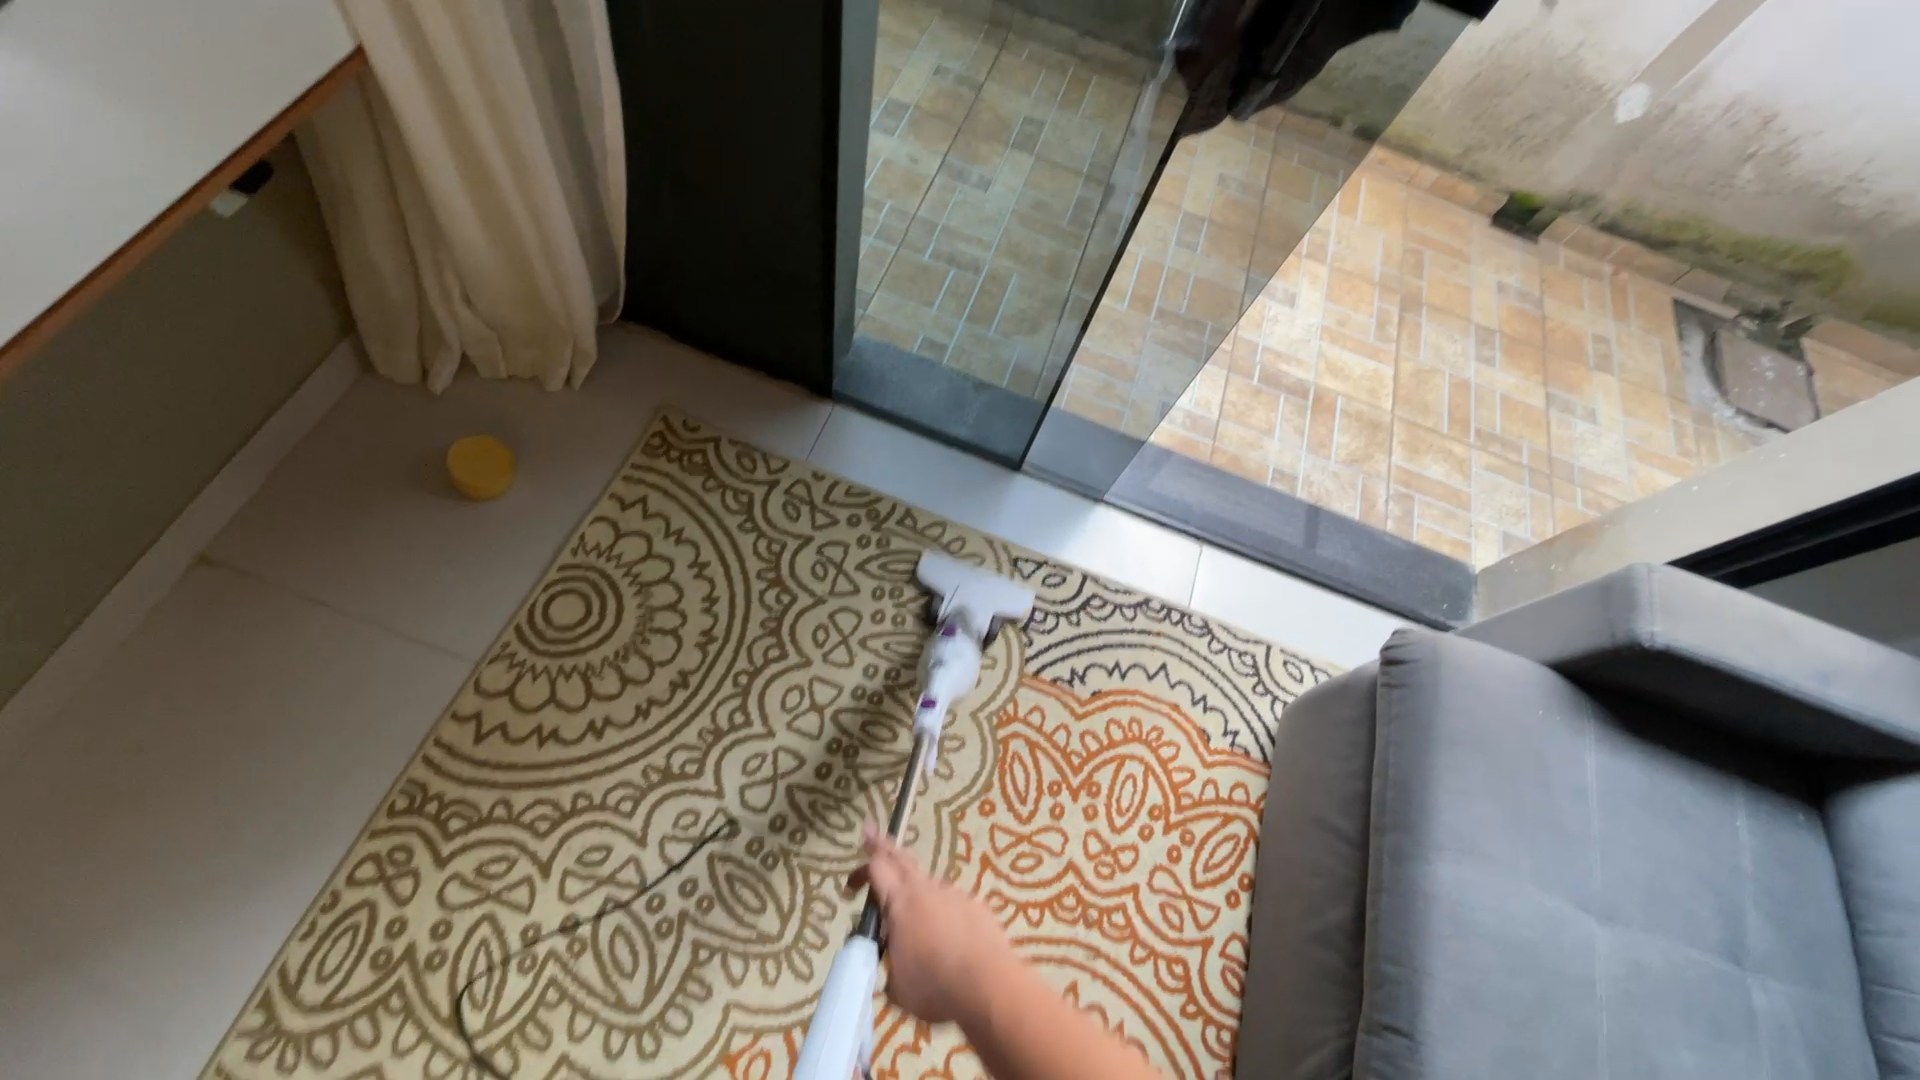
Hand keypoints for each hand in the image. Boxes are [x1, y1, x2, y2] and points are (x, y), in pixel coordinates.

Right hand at [849, 821, 1014, 1025]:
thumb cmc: (934, 987)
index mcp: (900, 902)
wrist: (989, 987)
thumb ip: (887, 961)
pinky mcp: (977, 906)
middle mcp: (927, 889)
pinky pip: (954, 906)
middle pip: (901, 859)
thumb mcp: (895, 983)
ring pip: (930, 888)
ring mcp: (955, 894)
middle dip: (884, 846)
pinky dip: (946, 917)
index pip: (877, 869)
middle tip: (871, 833)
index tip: (852, 876)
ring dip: (918, 899)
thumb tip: (888, 956)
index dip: (862, 868)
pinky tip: (951, 942)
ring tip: (919, 931)